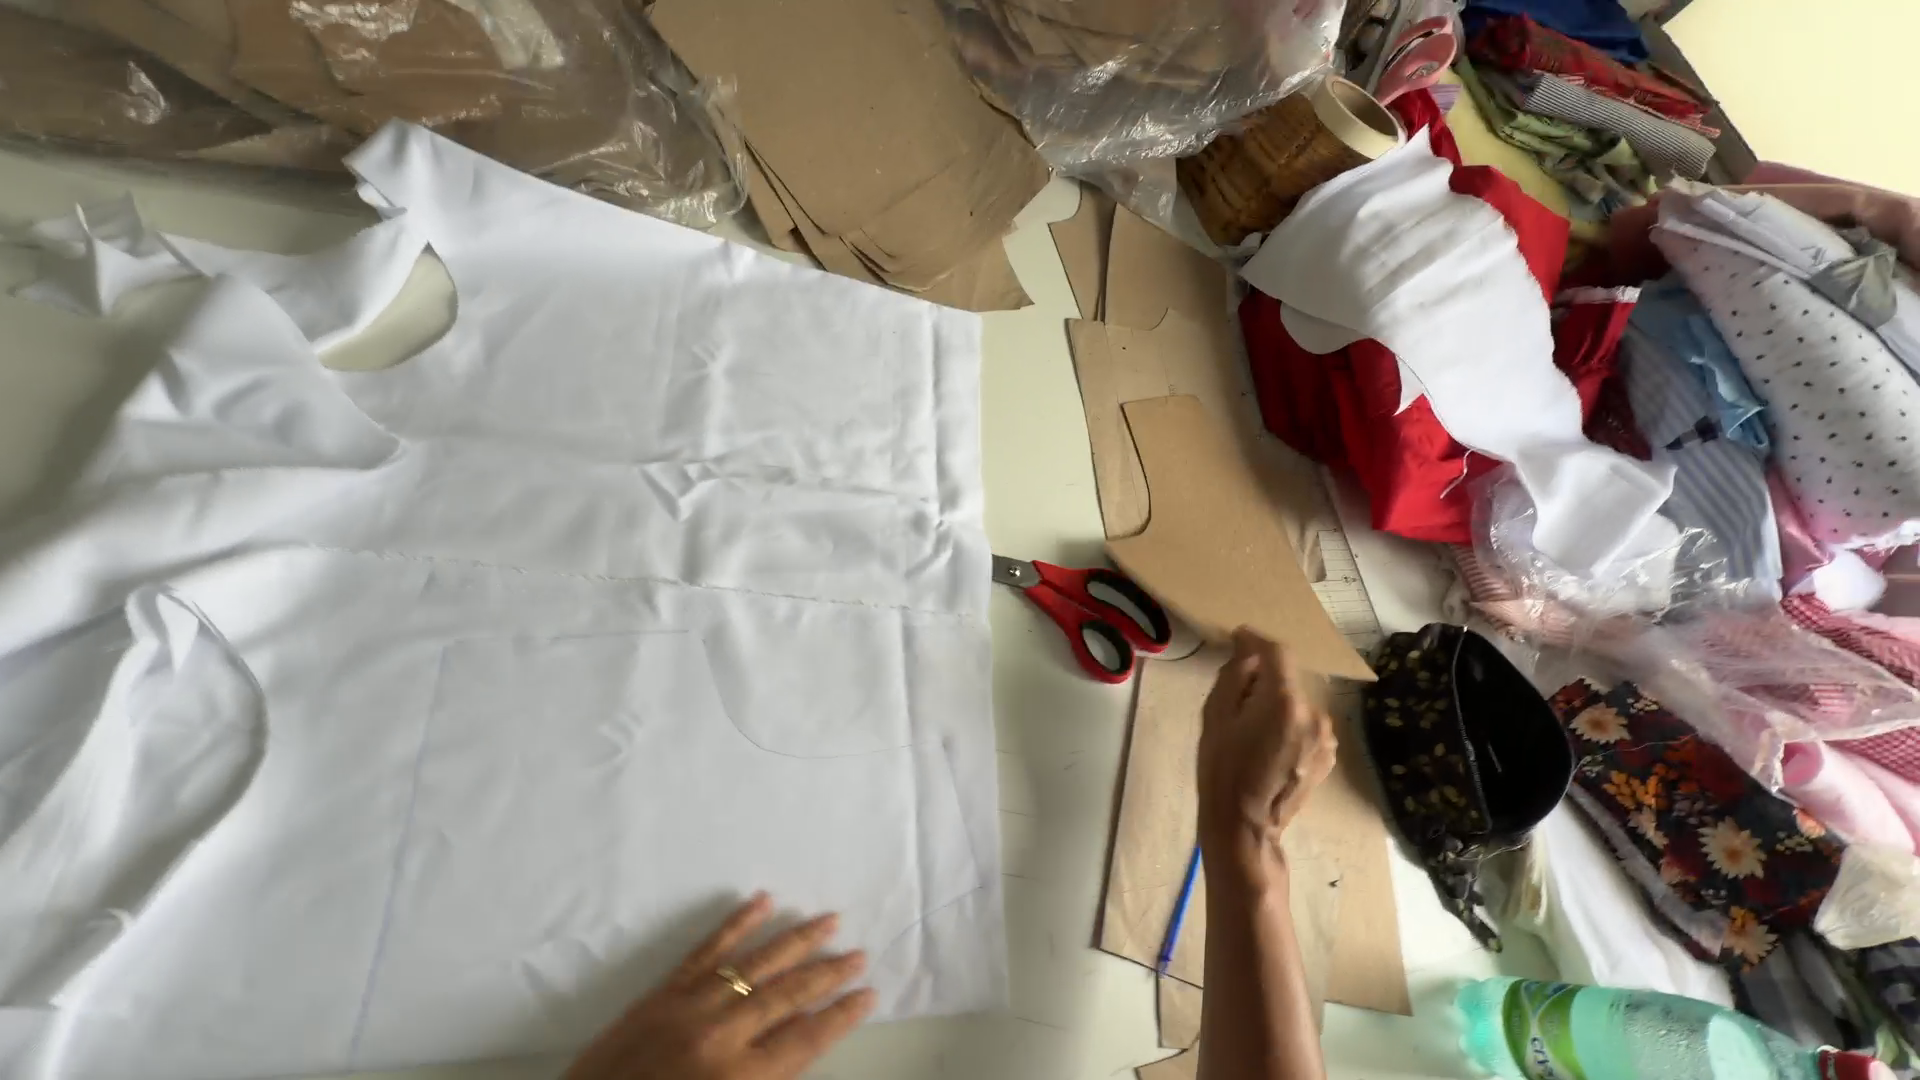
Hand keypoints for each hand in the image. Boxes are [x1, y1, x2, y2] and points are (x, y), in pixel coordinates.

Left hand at [563, 894, 874, 1079]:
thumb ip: (765, 1077)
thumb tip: (801, 1042)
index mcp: (740, 1078)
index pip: (806, 1038)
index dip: (841, 1015)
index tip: (869, 994)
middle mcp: (724, 1034)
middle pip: (790, 994)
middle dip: (830, 972)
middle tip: (860, 953)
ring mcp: (694, 1004)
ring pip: (758, 963)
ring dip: (797, 939)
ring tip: (830, 920)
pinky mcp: (666, 989)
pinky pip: (709, 948)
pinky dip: (737, 923)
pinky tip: (761, 900)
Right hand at [1197, 628, 1337, 868]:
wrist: (1245, 825)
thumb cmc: (1221, 769)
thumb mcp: (1214, 715)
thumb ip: (1234, 675)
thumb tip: (1248, 650)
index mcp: (1283, 701)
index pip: (1276, 652)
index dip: (1256, 640)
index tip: (1238, 637)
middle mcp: (1314, 713)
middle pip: (1286, 679)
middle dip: (1263, 679)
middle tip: (1235, 696)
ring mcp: (1326, 737)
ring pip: (1296, 702)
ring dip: (1276, 703)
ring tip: (1251, 727)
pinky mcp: (1328, 754)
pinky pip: (1305, 724)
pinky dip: (1288, 723)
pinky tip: (1268, 745)